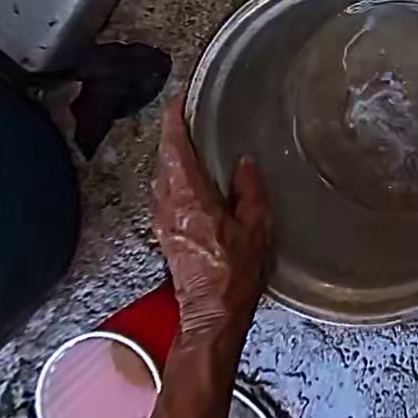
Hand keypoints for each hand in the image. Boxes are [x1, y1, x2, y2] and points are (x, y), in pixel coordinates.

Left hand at [151, 94, 271, 351]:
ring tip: (188, 140)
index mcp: (191, 199)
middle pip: (164, 160)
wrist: (212, 315)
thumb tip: (244, 164)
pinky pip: (164, 193)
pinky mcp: (165, 234)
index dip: (173, 123)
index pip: (175, 150)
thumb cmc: (235, 274)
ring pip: (161, 176)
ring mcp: (163, 221)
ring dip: (171, 156)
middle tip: (185, 115)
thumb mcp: (256, 228)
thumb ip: (250, 191)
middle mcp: (170, 206)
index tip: (176, 102)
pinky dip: (173, 175)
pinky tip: (188, 176)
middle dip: (172, 135)